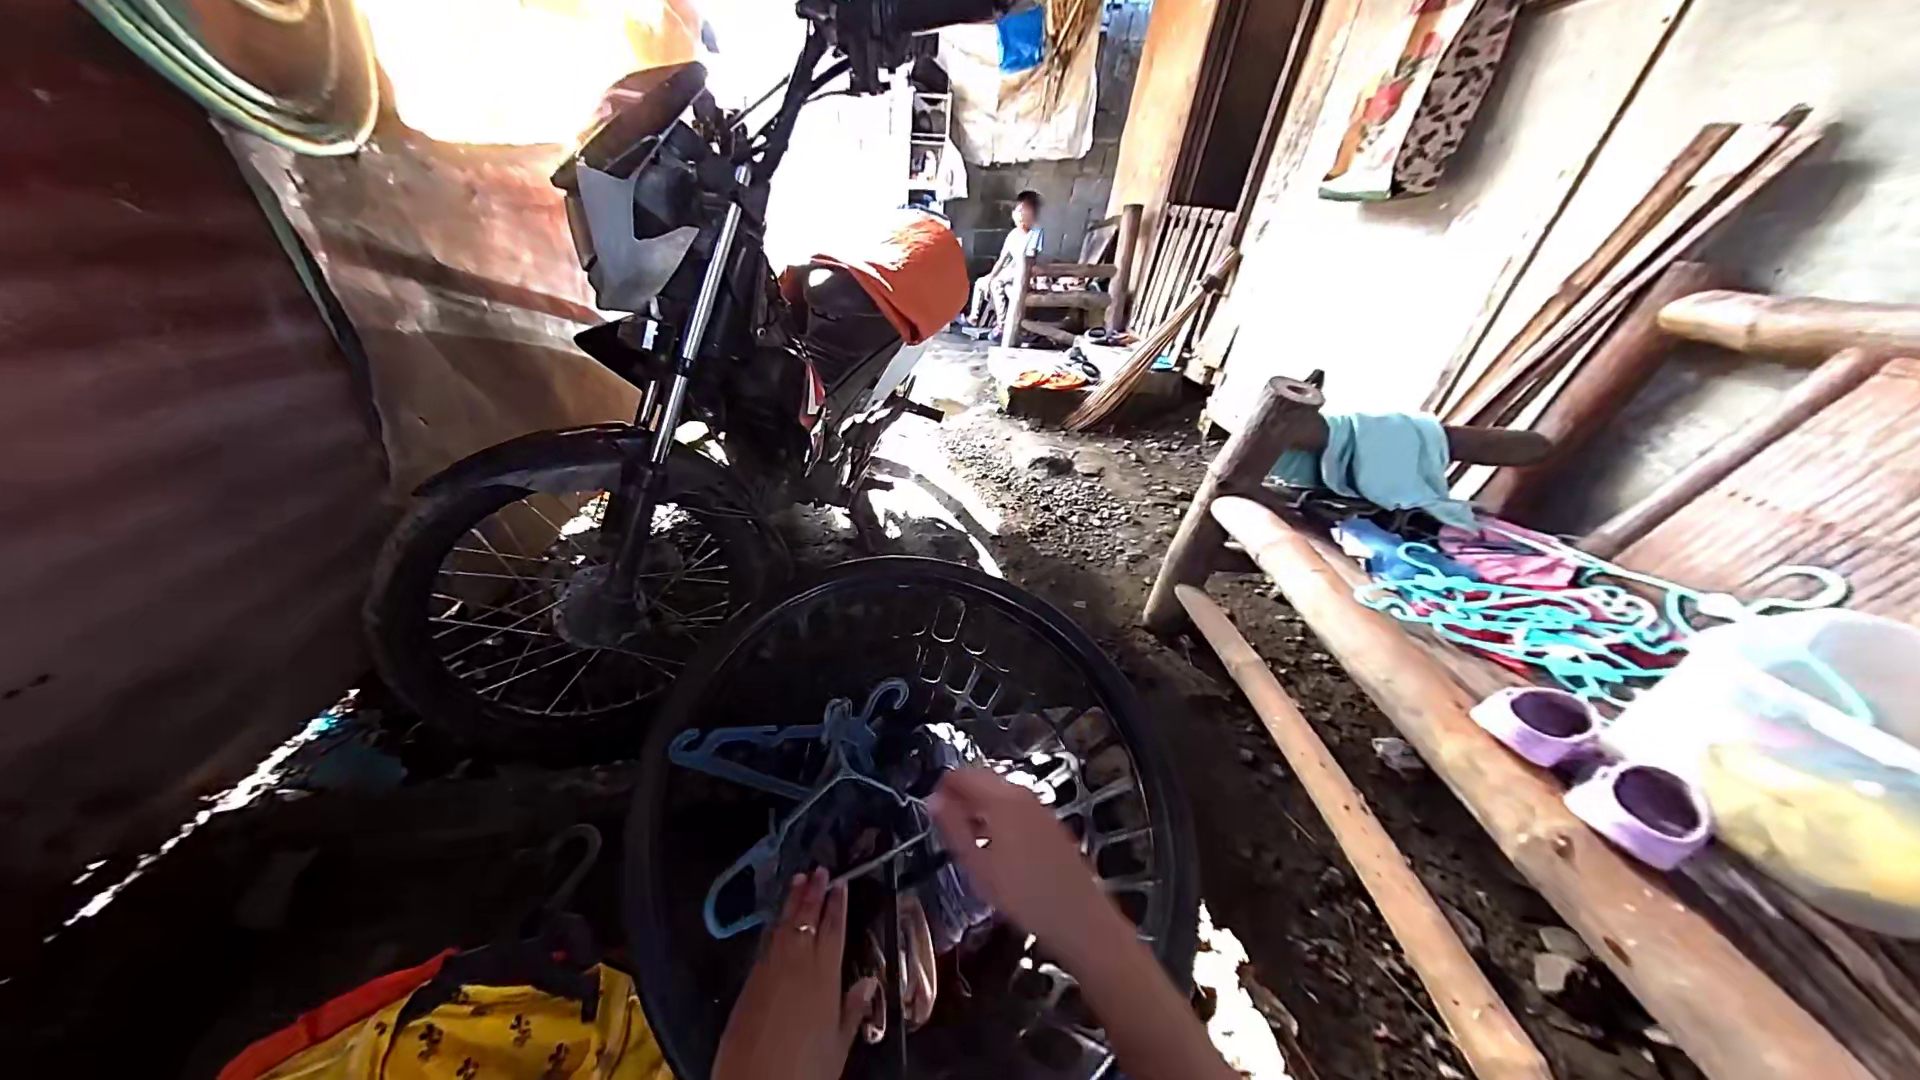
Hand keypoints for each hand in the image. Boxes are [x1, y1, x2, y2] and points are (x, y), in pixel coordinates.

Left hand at [713, 868, 878, 1079]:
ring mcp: (770, 970)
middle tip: (819, 869)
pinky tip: (777, 920)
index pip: (833, 930)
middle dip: (814, 893)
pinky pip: (767, 943)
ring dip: (792, 901)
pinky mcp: (749, 983)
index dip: (837, 905)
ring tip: (798, 880)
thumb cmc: (805, 1072)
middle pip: (807, 919)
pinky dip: (774, 926)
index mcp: (824, 975)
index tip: (840, 884)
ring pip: (784, 926)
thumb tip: (870, 980)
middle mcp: (798, 964)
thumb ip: (852, 1010)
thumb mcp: (838, 1046)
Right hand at [925, 768, 1120, 956]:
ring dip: (980, 804)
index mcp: (1000, 799)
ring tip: (967, 832)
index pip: (962, 774)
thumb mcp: (977, 865)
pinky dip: (1000, 813)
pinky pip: (1016, 805)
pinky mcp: (1049, 821)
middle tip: (946, 818)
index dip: (943, 786)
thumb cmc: (1024, 894)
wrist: (1077, 915)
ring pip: (1000, 792)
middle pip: (982, 778)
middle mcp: (1021, 794)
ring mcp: (1038, 806)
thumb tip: (934, 802)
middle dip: (961, 794)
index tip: (933, 804)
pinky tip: (995, 841)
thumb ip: (953, 827)